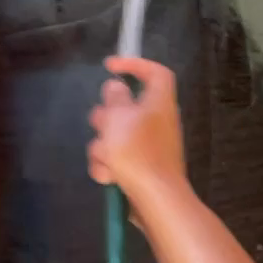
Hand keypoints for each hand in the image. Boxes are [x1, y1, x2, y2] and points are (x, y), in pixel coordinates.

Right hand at [88, 57, 186, 200]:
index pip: (155, 73)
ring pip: (113, 136)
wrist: (155, 199)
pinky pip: (115, 159)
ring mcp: (148, 146)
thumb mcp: (119, 117)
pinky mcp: (139, 168)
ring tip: (108, 160)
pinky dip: (108, 167)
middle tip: (103, 127)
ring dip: (103, 148)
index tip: (110, 67)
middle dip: (105, 119)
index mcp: (159, 102)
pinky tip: (109, 177)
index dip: (135, 64)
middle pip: (123, 107)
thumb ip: (115, 98)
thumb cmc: (138, 152)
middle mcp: (155, 122)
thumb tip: (117, 87)